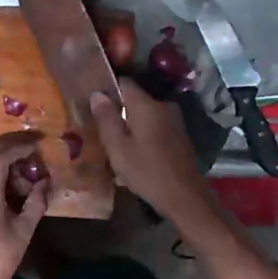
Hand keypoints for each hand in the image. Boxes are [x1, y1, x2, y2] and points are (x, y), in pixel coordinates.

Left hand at [0, 134, 50, 278]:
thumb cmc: (2, 257)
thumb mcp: (25, 230)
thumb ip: (36, 203)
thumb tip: (45, 182)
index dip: (18, 147)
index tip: (37, 144)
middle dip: (10, 146)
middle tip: (32, 144)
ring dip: (5, 159)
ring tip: (28, 164)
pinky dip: (0, 172)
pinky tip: (17, 181)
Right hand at [90, 80, 210, 222]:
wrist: (183, 196)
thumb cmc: (146, 171)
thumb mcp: (118, 147)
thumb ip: (106, 119)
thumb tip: (97, 93)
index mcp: (146, 105)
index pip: (124, 82)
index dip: (108, 90)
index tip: (94, 103)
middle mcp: (163, 105)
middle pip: (135, 99)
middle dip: (119, 109)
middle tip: (102, 127)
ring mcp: (174, 120)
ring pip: (146, 114)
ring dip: (132, 124)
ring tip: (116, 142)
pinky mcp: (179, 135)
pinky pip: (156, 125)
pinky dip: (144, 133)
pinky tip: (136, 151)